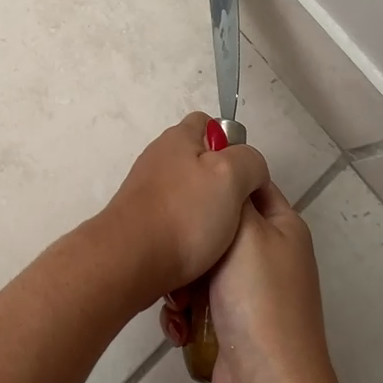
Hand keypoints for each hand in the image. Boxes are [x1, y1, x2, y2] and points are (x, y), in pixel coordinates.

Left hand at [98, 112, 269, 298]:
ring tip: (221, 238)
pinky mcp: (143, 216)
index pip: (210, 124)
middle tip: (238, 211)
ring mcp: (148, 187)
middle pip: (201, 161)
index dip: (232, 145)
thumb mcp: (230, 176)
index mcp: (179, 138)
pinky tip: (199, 252)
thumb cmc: (185, 213)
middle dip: (223, 185)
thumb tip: (251, 169)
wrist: (131, 258)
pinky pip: (176, 217)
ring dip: (208, 213)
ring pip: (191, 193)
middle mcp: (160, 156)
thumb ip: (249, 161)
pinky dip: (190, 232)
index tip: (245, 176)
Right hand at [160, 180, 335, 382]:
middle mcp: (268, 254)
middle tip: (176, 252)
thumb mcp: (246, 228)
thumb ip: (231, 191)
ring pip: (201, 266)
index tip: (181, 182)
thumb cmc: (258, 295)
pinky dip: (185, 311)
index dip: (217, 177)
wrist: (265, 377)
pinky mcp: (231, 322)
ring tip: (177, 297)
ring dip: (182, 282)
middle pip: (216, 228)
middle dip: (190, 243)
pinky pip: (199, 301)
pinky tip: (179, 321)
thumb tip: (227, 162)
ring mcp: (249, 292)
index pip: (247, 183)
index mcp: (281, 226)